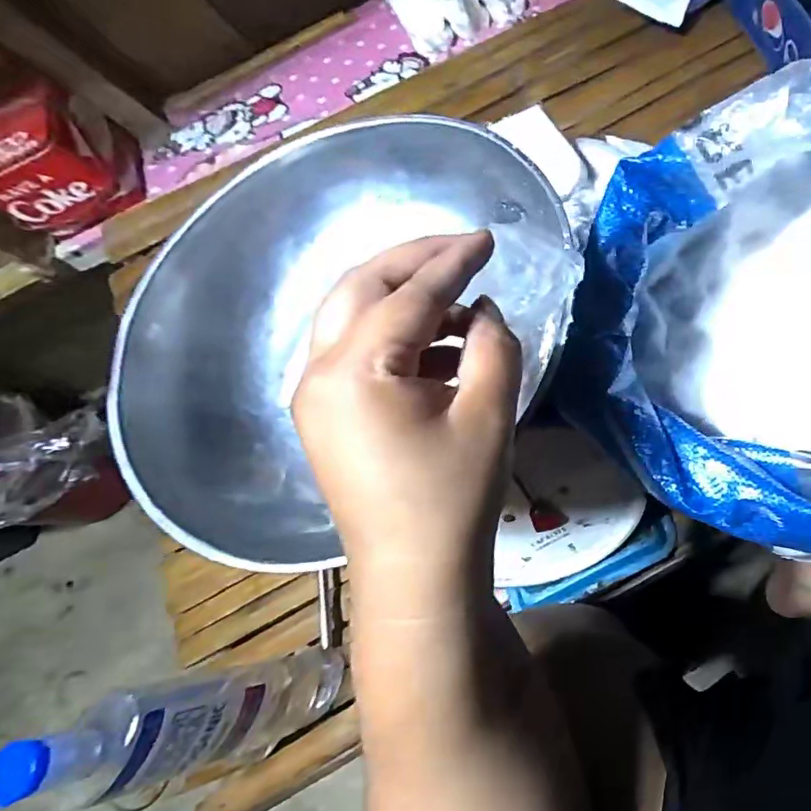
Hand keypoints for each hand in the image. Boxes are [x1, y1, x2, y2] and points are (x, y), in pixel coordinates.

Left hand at [292, 232, 521, 596]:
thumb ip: (494, 347)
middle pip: (361, 289)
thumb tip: (483, 312)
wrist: (418, 571)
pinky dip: (399, 335)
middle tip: (464, 248)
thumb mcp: (491, 413)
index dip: (453, 261)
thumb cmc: (456, 494)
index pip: (409, 296)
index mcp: (354, 371)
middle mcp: (318, 373)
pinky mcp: (328, 415)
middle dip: (415, 260)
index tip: (489, 239)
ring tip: (463, 301)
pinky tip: (442, 346)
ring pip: (352, 317)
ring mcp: (316, 396)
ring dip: (405, 297)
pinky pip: (357, 351)